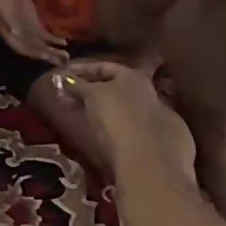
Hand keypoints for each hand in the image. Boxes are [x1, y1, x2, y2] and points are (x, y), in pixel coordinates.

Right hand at [0, 0, 61, 60]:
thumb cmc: (1, 2)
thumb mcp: (3, 11)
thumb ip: (8, 22)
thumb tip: (15, 32)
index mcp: (10, 36)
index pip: (23, 48)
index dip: (34, 53)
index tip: (46, 56)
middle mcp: (20, 37)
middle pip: (35, 49)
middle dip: (48, 55)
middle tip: (63, 61)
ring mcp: (28, 32)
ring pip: (42, 44)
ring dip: (53, 50)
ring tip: (66, 56)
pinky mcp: (34, 25)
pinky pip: (44, 35)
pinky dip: (53, 40)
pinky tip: (63, 43)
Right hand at [58, 61, 193, 183]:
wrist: (148, 159)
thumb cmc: (117, 119)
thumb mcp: (93, 97)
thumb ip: (79, 86)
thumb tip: (65, 80)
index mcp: (134, 77)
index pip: (106, 66)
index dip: (83, 69)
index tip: (64, 75)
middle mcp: (149, 92)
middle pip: (118, 86)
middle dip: (94, 89)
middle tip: (72, 95)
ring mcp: (158, 115)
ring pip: (126, 105)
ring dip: (106, 108)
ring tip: (85, 115)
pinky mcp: (161, 137)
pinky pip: (132, 124)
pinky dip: (117, 124)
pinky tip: (107, 133)